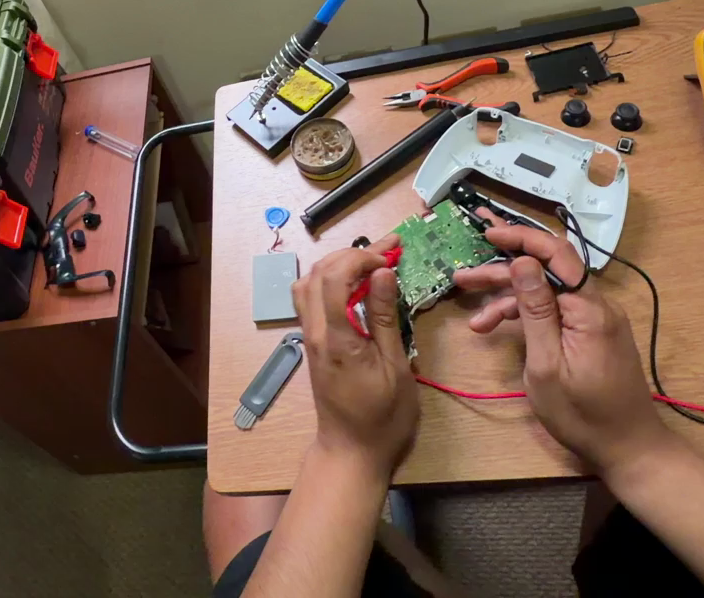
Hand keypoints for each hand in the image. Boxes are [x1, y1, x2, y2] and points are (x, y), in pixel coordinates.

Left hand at [291, 236, 418, 477]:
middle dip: (351, 254)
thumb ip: (383, 317)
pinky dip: (329, 280)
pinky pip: (310, 298)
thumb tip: (383, 273)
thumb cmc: (382, 417)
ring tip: (370, 261)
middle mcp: (314, 330)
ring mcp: (309, 335)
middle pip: (318, 272)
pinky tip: (354, 284)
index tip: (389, 259)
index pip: (334, 277)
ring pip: (308, 282)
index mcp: (335, 337)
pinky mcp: (311, 340)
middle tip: (386, 250)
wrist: (351, 452)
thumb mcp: (395, 368)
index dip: (360, 258)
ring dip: (337, 264)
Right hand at [453, 224, 674, 475]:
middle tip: (463, 278)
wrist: (630, 451)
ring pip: (545, 291)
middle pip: (545, 271)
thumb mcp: (546, 365)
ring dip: (507, 297)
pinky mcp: (589, 332)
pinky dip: (524, 315)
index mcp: (589, 309)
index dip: (521, 237)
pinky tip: (494, 327)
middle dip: (502, 271)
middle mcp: (596, 305)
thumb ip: (535, 310)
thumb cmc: (582, 415)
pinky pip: (553, 310)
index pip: (557, 253)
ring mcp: (594, 319)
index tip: (488, 233)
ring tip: (471, 310)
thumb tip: (523, 262)